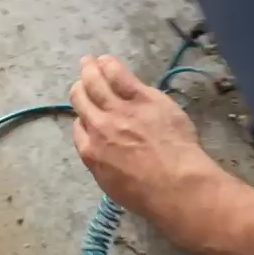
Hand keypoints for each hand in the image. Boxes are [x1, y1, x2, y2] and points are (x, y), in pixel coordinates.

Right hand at [70, 55, 231, 228]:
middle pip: (82, 99)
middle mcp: (99, 127)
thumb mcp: (113, 186)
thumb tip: (102, 152)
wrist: (174, 183)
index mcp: (91, 152)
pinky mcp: (142, 98)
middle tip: (81, 78)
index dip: (82, 118)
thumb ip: (103, 164)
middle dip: (80, 87)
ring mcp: (120, 110)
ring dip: (90, 70)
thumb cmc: (148, 195)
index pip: (79, 128)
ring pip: (97, 83)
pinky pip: (120, 76)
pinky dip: (110, 65)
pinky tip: (106, 60)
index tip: (87, 114)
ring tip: (89, 61)